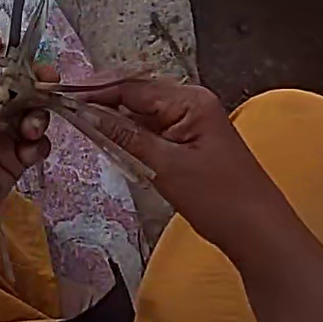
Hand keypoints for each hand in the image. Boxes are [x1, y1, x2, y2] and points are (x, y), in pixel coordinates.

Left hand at [0, 34, 53, 233]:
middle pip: (11, 88)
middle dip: (30, 80)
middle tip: (44, 79)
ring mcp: (2, 138)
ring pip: (29, 114)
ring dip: (37, 114)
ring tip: (31, 126)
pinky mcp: (16, 162)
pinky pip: (35, 145)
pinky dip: (39, 144)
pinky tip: (30, 150)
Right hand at [76, 79, 291, 246]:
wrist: (259, 234)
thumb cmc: (217, 198)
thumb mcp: (164, 165)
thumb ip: (123, 135)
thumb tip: (85, 113)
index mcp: (190, 100)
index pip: (132, 87)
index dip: (95, 91)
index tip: (62, 97)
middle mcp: (190, 101)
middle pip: (135, 93)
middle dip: (101, 100)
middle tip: (65, 107)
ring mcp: (190, 120)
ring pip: (140, 110)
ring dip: (112, 116)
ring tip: (78, 119)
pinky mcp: (188, 138)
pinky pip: (150, 126)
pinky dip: (128, 131)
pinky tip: (107, 136)